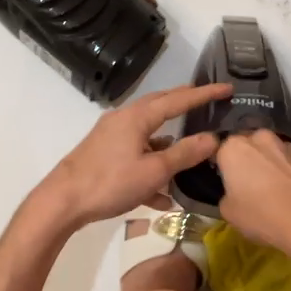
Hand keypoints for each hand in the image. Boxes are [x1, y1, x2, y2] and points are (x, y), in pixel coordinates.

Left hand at [33, 83, 233, 226]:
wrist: (63, 202)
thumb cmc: (110, 182)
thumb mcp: (153, 171)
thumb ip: (184, 154)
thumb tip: (212, 139)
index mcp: (136, 118)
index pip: (177, 100)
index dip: (204, 94)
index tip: (227, 88)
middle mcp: (123, 121)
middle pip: (159, 109)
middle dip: (184, 107)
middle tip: (207, 103)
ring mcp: (112, 139)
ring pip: (148, 137)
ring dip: (169, 146)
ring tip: (191, 155)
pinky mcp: (104, 157)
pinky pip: (136, 158)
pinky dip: (152, 170)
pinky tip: (164, 199)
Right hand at [215, 130, 290, 260]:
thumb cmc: (261, 215)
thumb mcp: (227, 212)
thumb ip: (225, 194)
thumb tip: (234, 192)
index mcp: (234, 147)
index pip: (219, 150)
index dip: (220, 166)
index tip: (223, 181)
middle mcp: (259, 138)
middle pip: (246, 146)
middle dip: (244, 160)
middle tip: (245, 184)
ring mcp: (285, 145)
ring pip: (268, 151)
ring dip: (266, 163)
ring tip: (269, 188)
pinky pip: (287, 161)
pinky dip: (285, 171)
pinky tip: (288, 190)